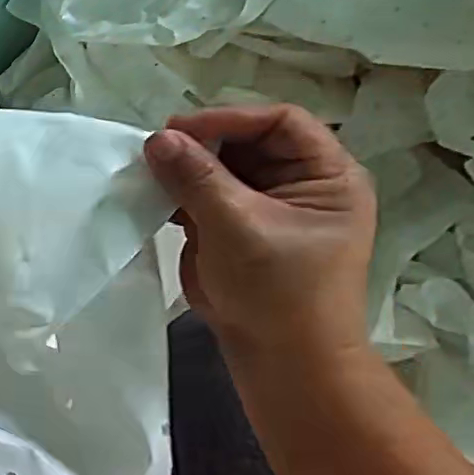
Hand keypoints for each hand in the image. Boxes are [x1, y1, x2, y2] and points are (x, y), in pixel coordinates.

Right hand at [141, 104, 375, 360]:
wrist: (278, 356)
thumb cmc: (278, 291)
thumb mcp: (238, 228)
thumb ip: (197, 179)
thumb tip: (156, 138)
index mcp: (325, 176)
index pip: (281, 122)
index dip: (231, 118)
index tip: (180, 130)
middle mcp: (295, 182)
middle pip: (243, 139)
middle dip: (200, 141)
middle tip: (156, 150)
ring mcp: (260, 203)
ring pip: (215, 164)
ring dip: (181, 165)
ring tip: (148, 171)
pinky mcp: (229, 223)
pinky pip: (198, 190)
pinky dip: (173, 188)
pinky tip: (151, 194)